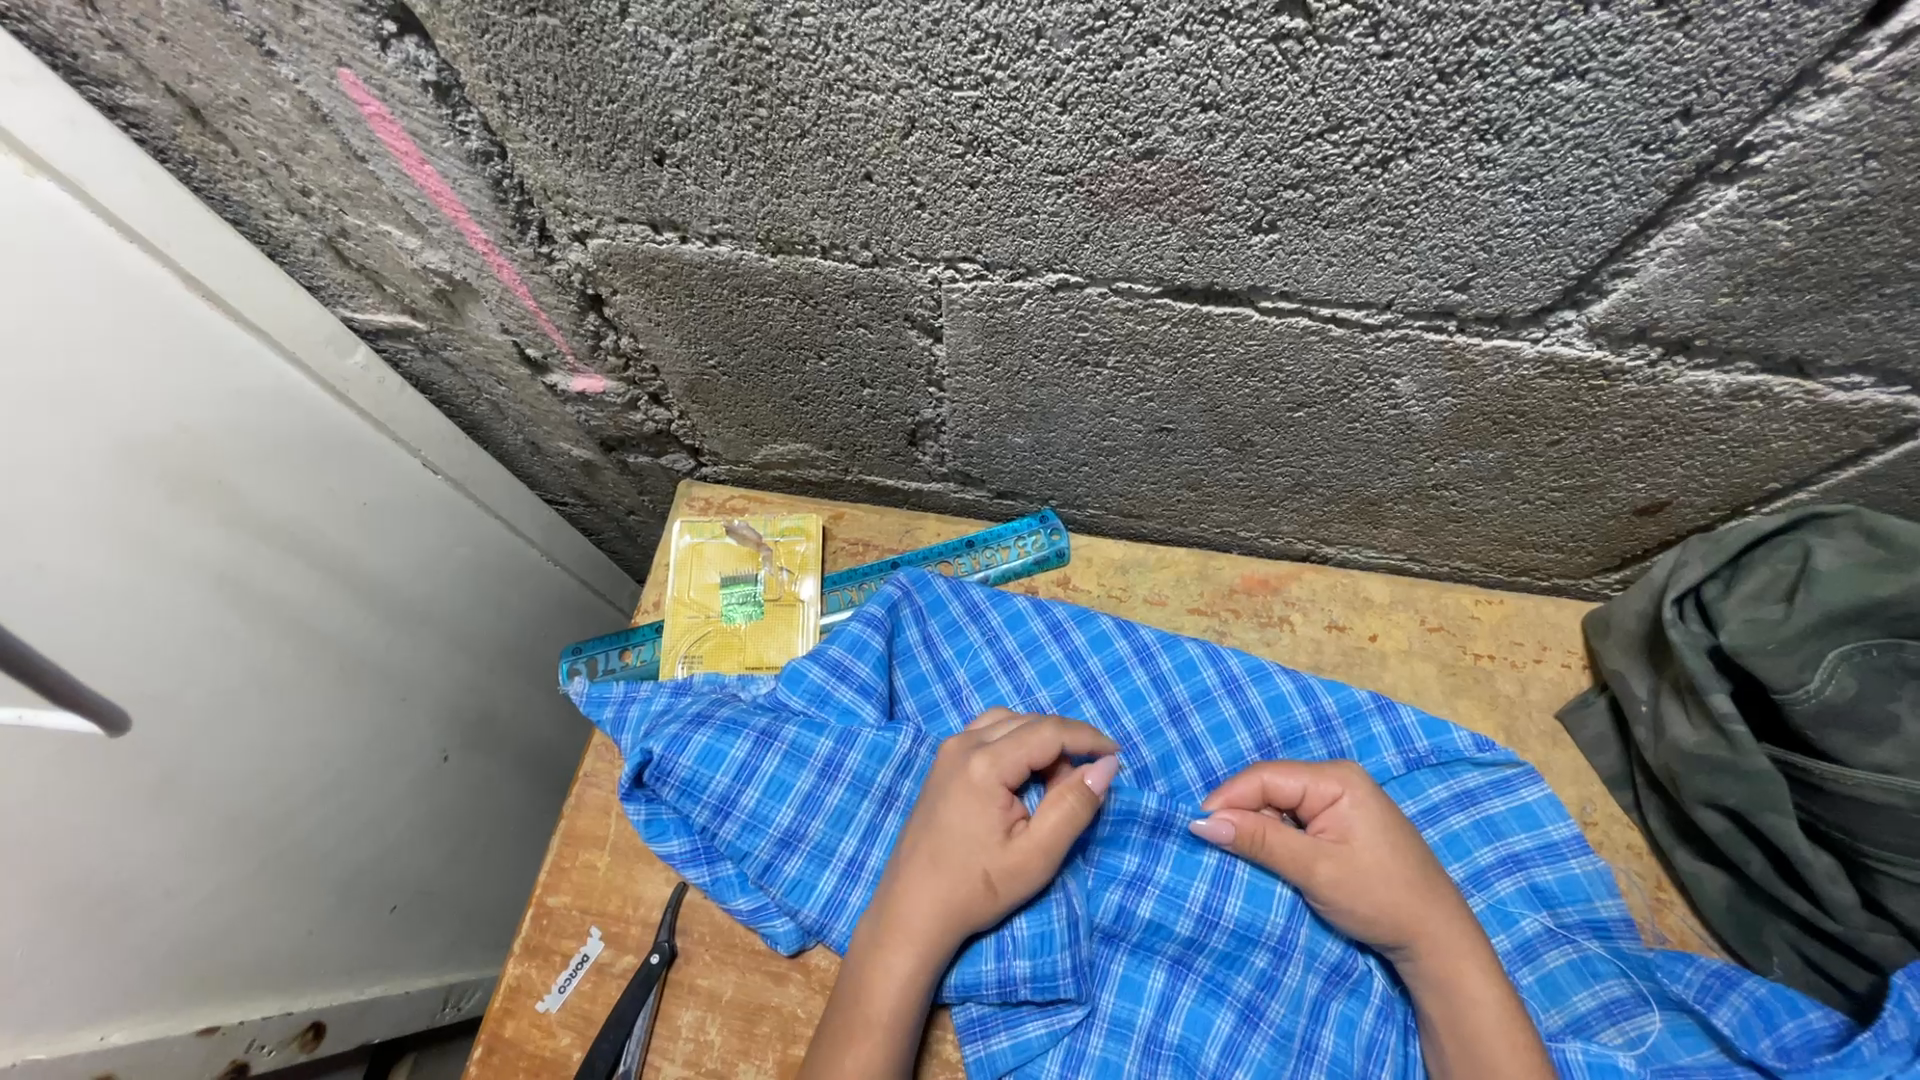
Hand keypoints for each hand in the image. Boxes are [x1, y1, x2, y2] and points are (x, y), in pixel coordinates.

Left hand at [866, 708, 1120, 956]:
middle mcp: (963, 744)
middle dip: (1065, 744)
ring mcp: (949, 749)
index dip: (1088, 739)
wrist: (912, 909)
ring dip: (1040, 740)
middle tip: (1081, 786)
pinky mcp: (943, 760)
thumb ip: (1074, 805)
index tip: (1117, 757)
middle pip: (1029, 721)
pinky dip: (1016, 741)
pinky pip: (989, 731)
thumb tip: (1107, 765)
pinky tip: (1024, 776)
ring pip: (1008, 721)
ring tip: (1055, 782)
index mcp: (985, 763)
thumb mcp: (1037, 856)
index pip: (1049, 731)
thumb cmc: (976, 889)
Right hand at [1189, 760, 1475, 960]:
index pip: (1264, 777)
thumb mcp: (1314, 870)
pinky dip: (1277, 838)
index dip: (1227, 799)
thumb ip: (1259, 840)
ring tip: (1250, 859)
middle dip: (1243, 815)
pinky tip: (1274, 860)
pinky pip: (1294, 818)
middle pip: (1269, 787)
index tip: (1198, 829)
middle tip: (1222, 849)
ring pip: (1278, 804)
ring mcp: (1342, 800)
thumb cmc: (1381, 900)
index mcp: (1336, 779)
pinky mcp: (1342, 822)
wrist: (1439, 941)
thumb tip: (1201, 822)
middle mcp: (1338, 779)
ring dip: (1259, 829)